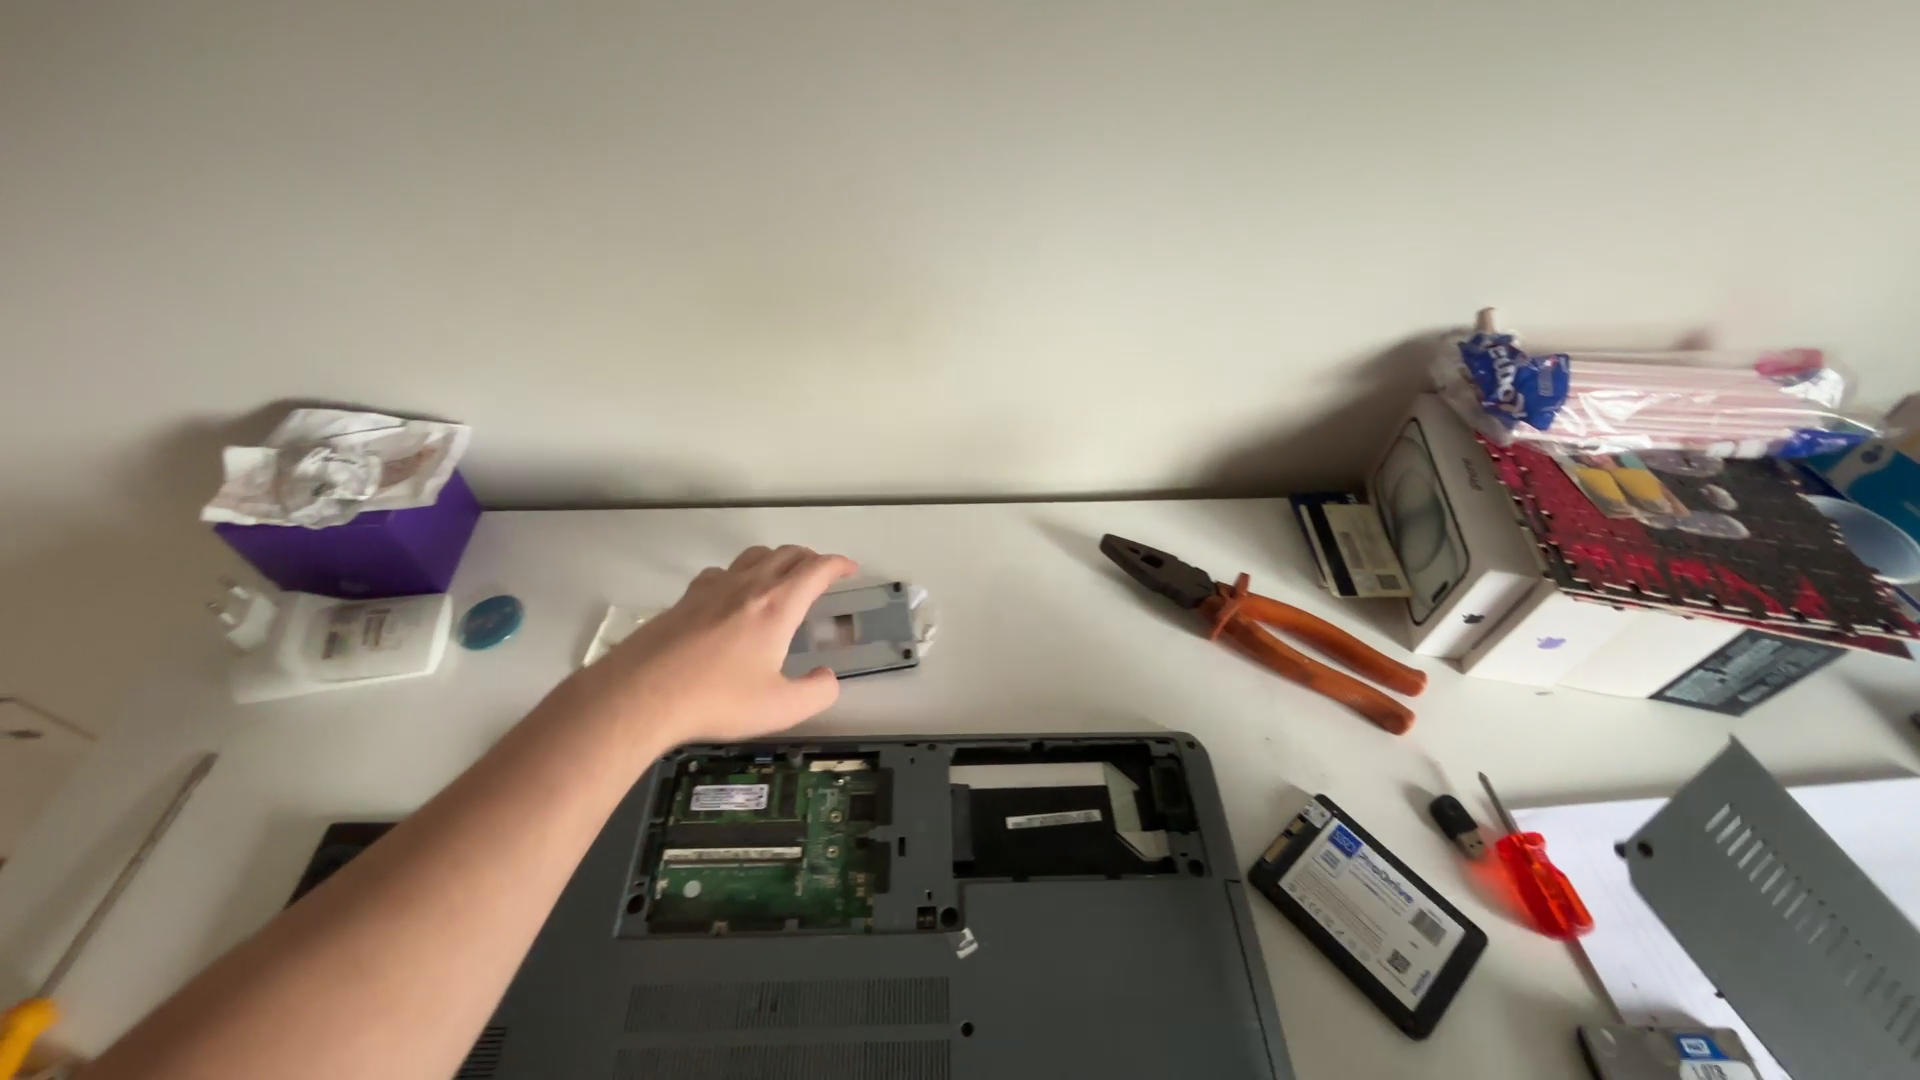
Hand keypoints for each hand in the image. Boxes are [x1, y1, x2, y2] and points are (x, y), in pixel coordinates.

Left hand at [565, 545, 858, 745]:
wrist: (641, 694)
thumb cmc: (715, 700)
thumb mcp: (780, 708)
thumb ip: (816, 693)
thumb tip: (827, 678)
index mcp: (777, 607)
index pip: (816, 570)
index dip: (838, 565)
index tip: (850, 569)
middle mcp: (747, 587)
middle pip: (786, 554)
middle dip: (811, 558)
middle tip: (821, 573)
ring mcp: (712, 589)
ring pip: (753, 556)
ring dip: (776, 559)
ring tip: (783, 576)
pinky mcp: (685, 600)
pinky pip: (721, 572)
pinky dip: (739, 574)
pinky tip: (732, 593)